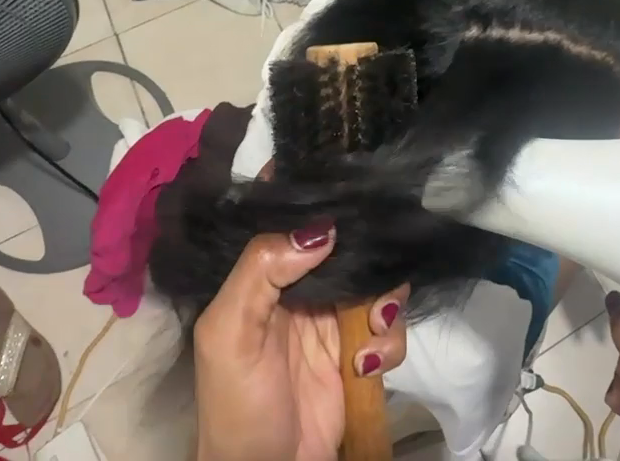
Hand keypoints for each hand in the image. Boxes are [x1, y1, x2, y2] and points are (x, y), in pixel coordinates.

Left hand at [192, 225, 409, 460]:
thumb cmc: (236, 402)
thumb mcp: (229, 332)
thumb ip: (261, 271)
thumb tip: (322, 230)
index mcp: (268, 279)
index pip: (305, 231)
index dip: (334, 220)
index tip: (360, 217)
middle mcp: (305, 294)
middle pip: (353, 256)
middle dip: (374, 268)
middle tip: (375, 295)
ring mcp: (335, 326)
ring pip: (379, 290)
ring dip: (387, 308)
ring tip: (371, 338)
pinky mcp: (360, 357)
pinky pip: (391, 333)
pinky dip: (390, 345)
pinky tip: (367, 366)